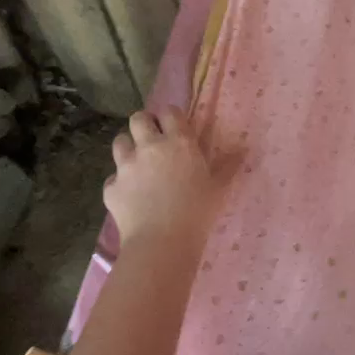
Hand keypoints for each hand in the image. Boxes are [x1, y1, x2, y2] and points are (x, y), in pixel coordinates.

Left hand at [103, 107, 222, 248]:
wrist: (163, 243)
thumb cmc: (198, 213)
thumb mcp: (219, 188)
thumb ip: (228, 166)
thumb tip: (243, 151)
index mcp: (179, 142)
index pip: (169, 111)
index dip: (169, 117)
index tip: (173, 127)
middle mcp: (150, 147)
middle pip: (138, 119)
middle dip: (143, 124)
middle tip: (152, 140)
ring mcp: (127, 166)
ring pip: (120, 142)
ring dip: (128, 148)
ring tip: (137, 164)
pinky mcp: (111, 186)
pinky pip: (113, 177)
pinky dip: (120, 183)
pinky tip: (130, 196)